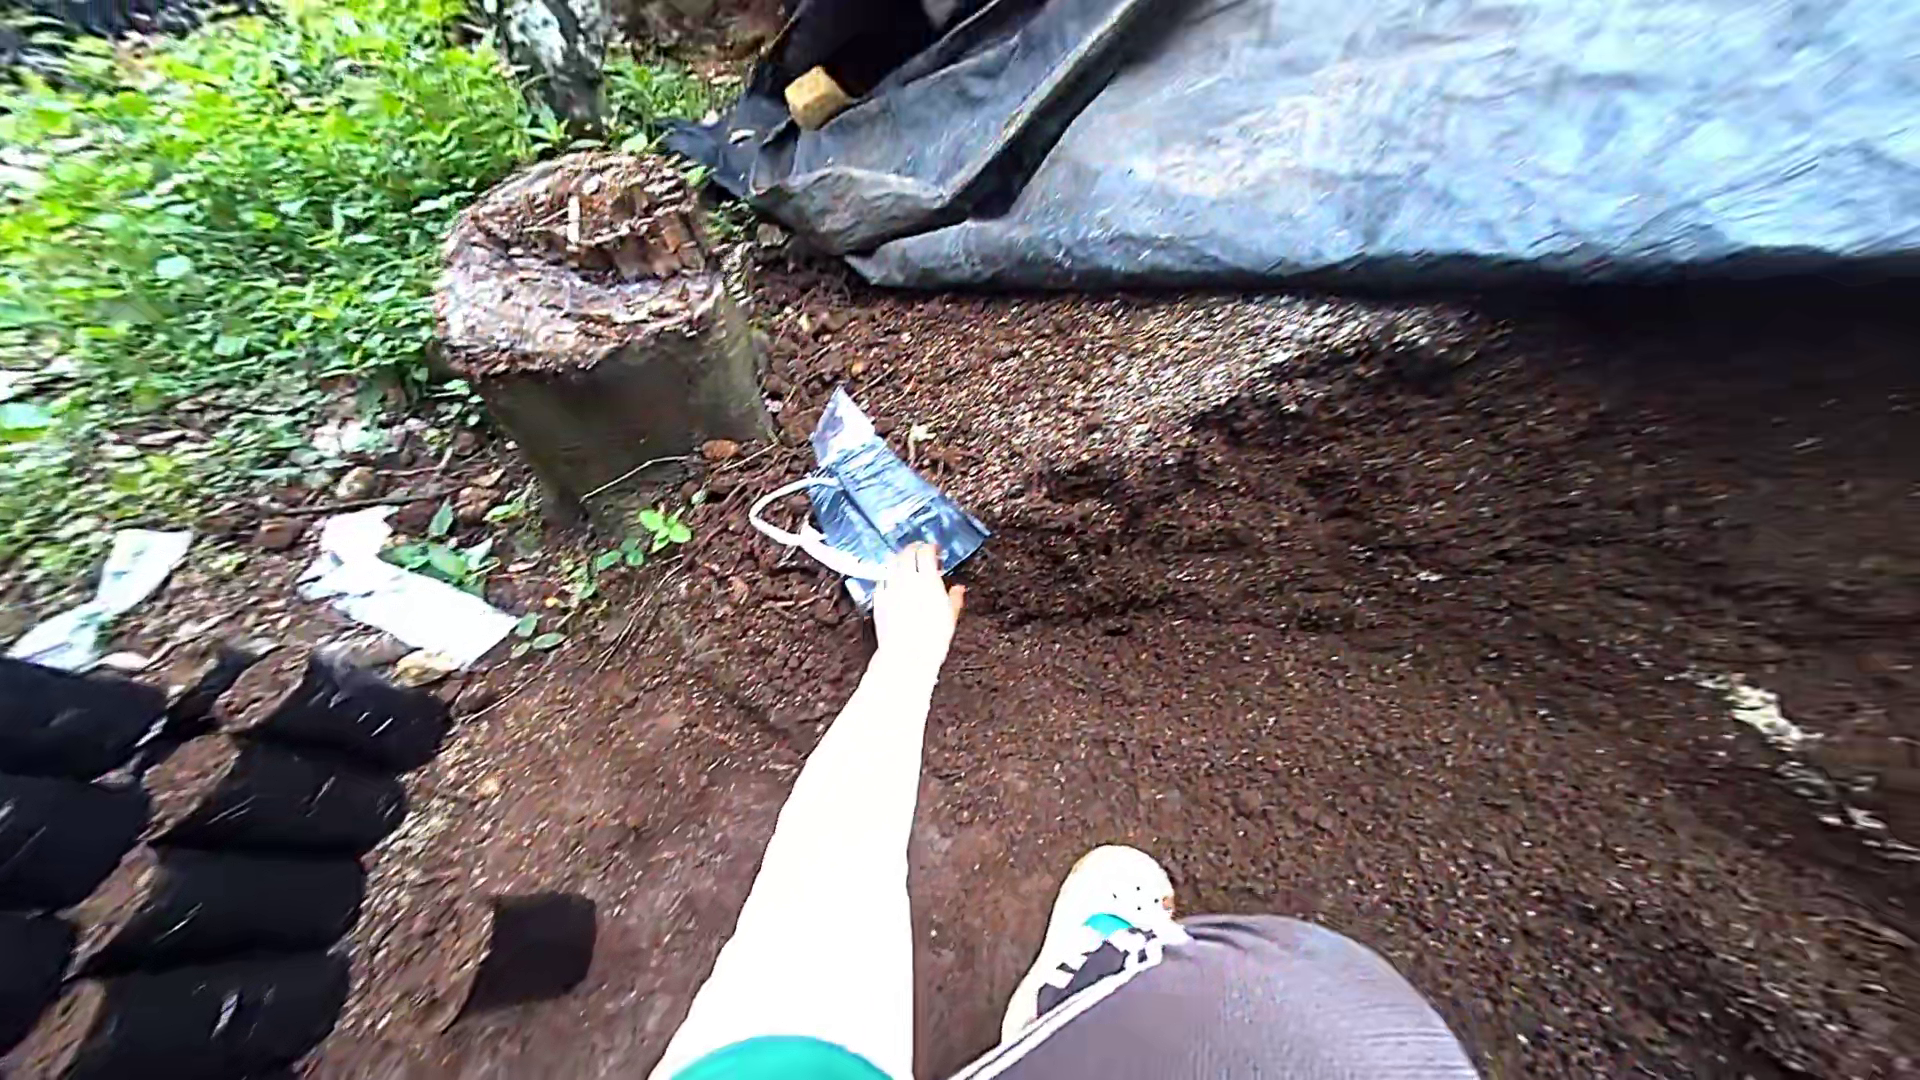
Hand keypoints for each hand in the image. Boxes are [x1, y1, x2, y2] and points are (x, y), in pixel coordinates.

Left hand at [872, 543, 964, 677]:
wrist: (907, 656)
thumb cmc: (931, 640)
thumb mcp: (950, 617)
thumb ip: (954, 598)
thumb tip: (958, 589)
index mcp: (928, 581)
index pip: (926, 552)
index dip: (930, 547)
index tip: (934, 549)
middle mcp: (907, 580)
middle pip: (907, 553)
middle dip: (914, 548)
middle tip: (920, 550)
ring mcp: (891, 588)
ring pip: (892, 562)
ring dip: (900, 558)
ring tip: (906, 561)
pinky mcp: (879, 599)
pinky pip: (882, 579)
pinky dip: (889, 575)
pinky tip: (893, 580)